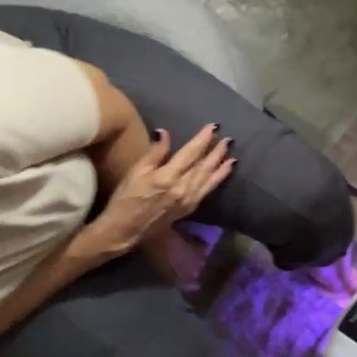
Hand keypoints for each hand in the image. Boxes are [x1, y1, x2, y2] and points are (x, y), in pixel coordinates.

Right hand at [83, 125, 233, 256]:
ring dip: (222, 162)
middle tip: (228, 138)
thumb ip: (154, 153)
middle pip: (204, 164)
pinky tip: (227, 168)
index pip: (191, 153)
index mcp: (167, 176)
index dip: (203, 138)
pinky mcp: (192, 206)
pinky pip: (210, 188)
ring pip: (210, 176)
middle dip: (217, 150)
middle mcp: (183, 187)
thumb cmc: (126, 198)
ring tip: (231, 150)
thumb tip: (164, 132)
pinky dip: (220, 177)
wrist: (126, 229)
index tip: (214, 127)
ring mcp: (190, 198)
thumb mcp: (136, 172)